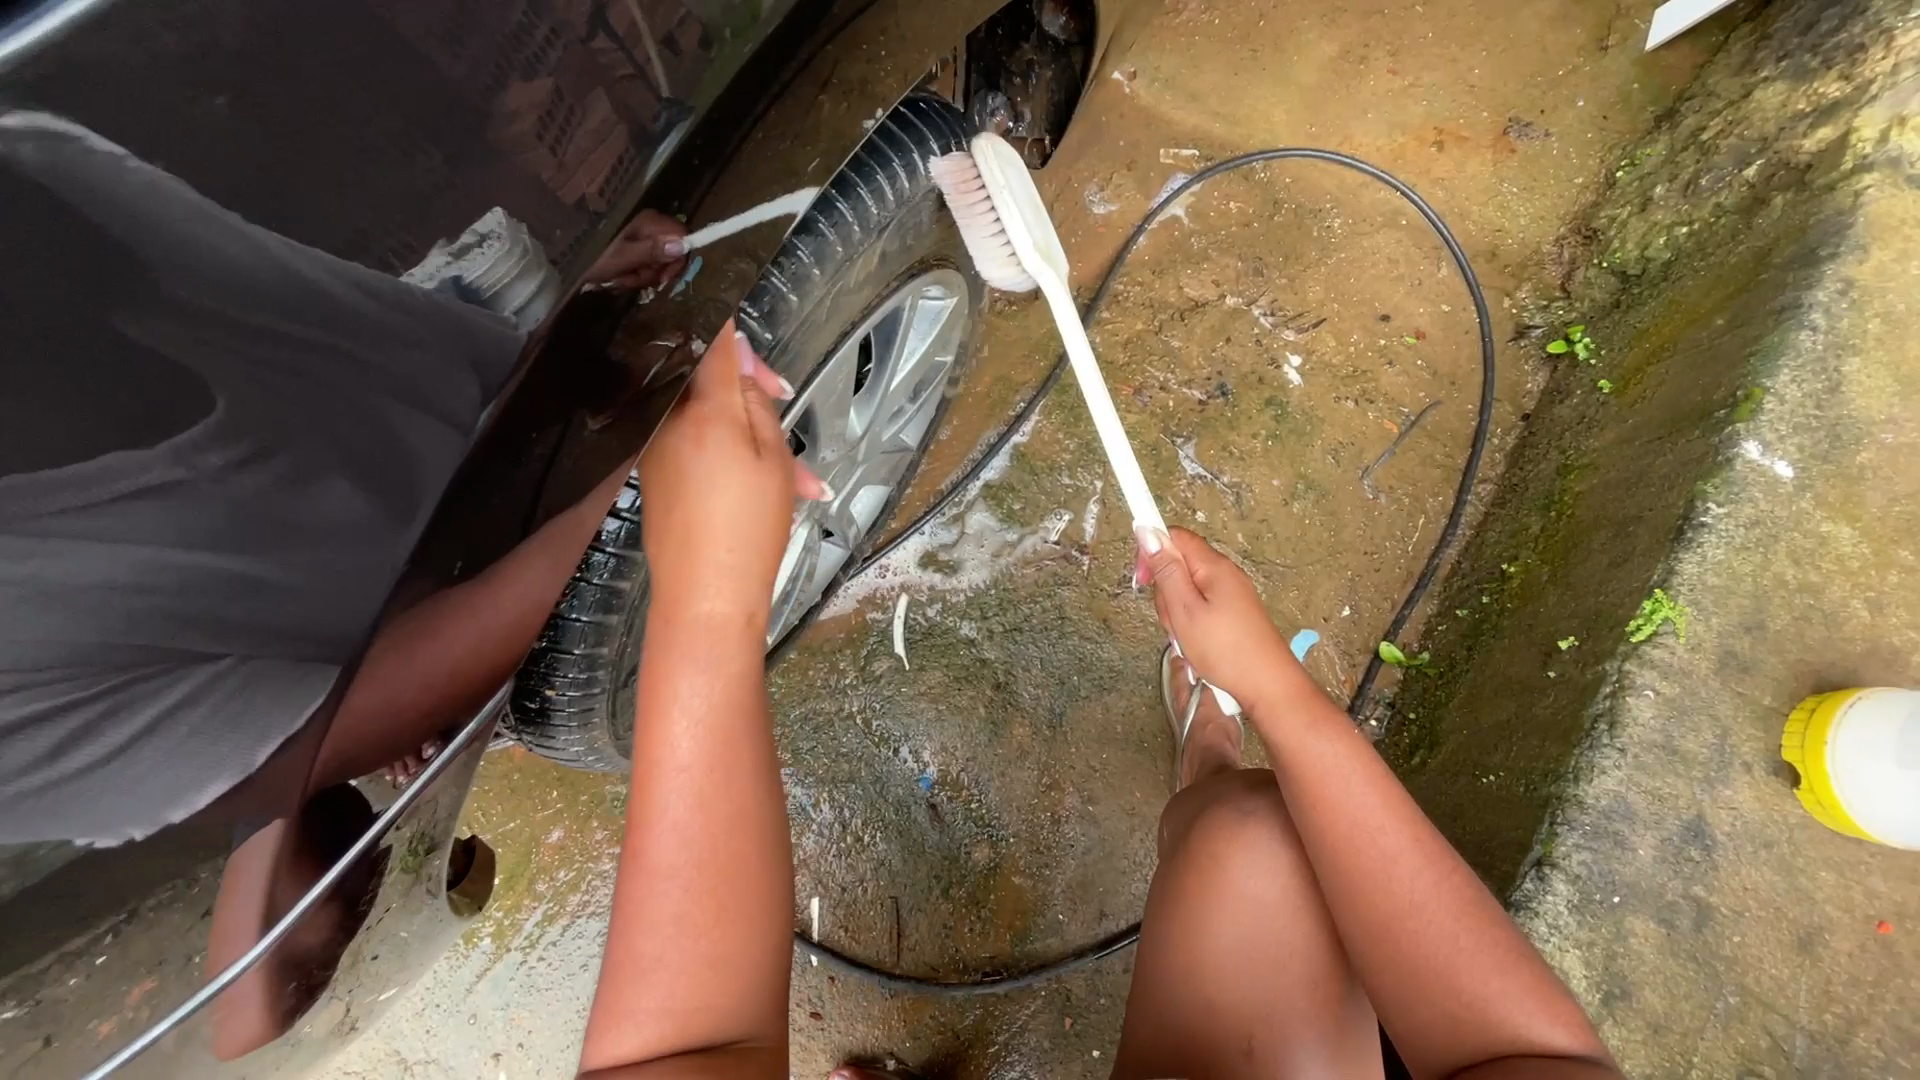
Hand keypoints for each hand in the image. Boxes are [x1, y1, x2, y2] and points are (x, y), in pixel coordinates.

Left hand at [588, 210, 688, 290]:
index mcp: (648, 222)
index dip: (678, 260)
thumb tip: (682, 246)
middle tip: (637, 280)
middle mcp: (649, 224)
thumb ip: (652, 252)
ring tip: (624, 278)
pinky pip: (649, 263)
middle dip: (657, 271)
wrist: (567, 262)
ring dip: (644, 275)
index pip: (683, 237)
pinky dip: (638, 274)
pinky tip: (623, 276)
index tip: (664, 278)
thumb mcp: (622, 258)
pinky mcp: (635, 245)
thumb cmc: (593, 258)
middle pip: (673, 251)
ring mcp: (642, 235)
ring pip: (661, 261)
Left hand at [638, 320, 824, 631]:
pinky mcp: (653, 475)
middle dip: (755, 404)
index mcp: (702, 409)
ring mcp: (655, 449)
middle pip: (709, 385)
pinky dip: (727, 462)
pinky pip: (693, 450)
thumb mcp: (774, 458)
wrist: (706, 594)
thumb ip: (755, 400)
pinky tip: (760, 494)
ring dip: (750, 442)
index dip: (745, 348)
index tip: (774, 380)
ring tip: (795, 483)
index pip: (714, 346)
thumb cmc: (749, 528)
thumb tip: (740, 354)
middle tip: (786, 430)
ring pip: (708, 424)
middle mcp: (668, 421)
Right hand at [1137, 526, 1299, 713]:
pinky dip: (1190, 622)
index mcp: (1213, 567)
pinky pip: (1200, 606)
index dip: (1151, 551)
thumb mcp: (1184, 609)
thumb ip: (1165, 570)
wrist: (1267, 686)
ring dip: (1176, 611)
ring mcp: (1231, 593)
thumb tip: (1148, 532)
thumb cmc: (1226, 650)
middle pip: (1179, 565)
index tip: (1142, 578)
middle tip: (1172, 617)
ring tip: (1184, 635)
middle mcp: (1225, 574)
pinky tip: (1195, 643)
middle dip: (1164, 590)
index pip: (1174, 537)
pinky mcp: (1233, 612)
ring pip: (1187, 589)